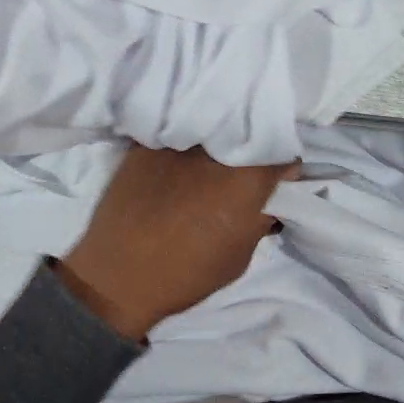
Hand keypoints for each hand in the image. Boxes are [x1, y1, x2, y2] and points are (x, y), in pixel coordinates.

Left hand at [57, 145, 297, 340]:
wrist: (118, 276)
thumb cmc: (186, 273)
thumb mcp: (240, 254)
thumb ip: (260, 218)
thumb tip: (269, 201)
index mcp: (247, 178)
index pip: (285, 155)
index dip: (284, 170)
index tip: (276, 183)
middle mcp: (217, 149)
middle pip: (249, 134)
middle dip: (254, 151)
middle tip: (244, 173)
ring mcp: (180, 140)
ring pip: (214, 127)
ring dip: (220, 143)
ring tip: (212, 163)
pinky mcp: (148, 141)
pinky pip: (179, 131)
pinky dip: (187, 142)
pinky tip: (182, 159)